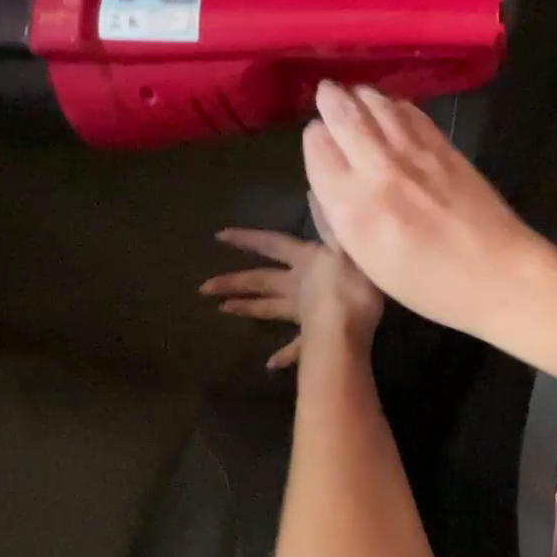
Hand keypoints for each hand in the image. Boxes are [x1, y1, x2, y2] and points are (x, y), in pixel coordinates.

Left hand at [201, 200, 383, 368]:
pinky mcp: (313, 338)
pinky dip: (285, 355)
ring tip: (224, 310)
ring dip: (249, 309)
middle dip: (235, 282)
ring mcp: (303, 314)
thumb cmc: (352, 284)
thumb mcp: (346, 246)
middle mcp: (298, 286)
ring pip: (270, 309)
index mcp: (306, 261)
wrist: (351, 326)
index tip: (220, 237)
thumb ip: (329, 222)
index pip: (272, 245)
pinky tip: (271, 364)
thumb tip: (312, 191)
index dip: (249, 240)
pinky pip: (296, 347)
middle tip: (204, 287)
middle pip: (261, 281)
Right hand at [300, 81, 556, 334]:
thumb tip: (329, 187)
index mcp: (352, 206)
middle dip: (332, 101)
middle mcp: (378, 171)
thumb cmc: (432, 286)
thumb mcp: (371, 266)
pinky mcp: (447, 148)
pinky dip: (397, 106)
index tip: (319, 138)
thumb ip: (343, 221)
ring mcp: (416, 155)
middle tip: (329, 93)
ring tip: (357, 94)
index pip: (318, 148)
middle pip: (344, 115)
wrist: (500, 275)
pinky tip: (394, 108)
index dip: (315, 139)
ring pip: (379, 105)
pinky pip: (413, 114)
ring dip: (363, 96)